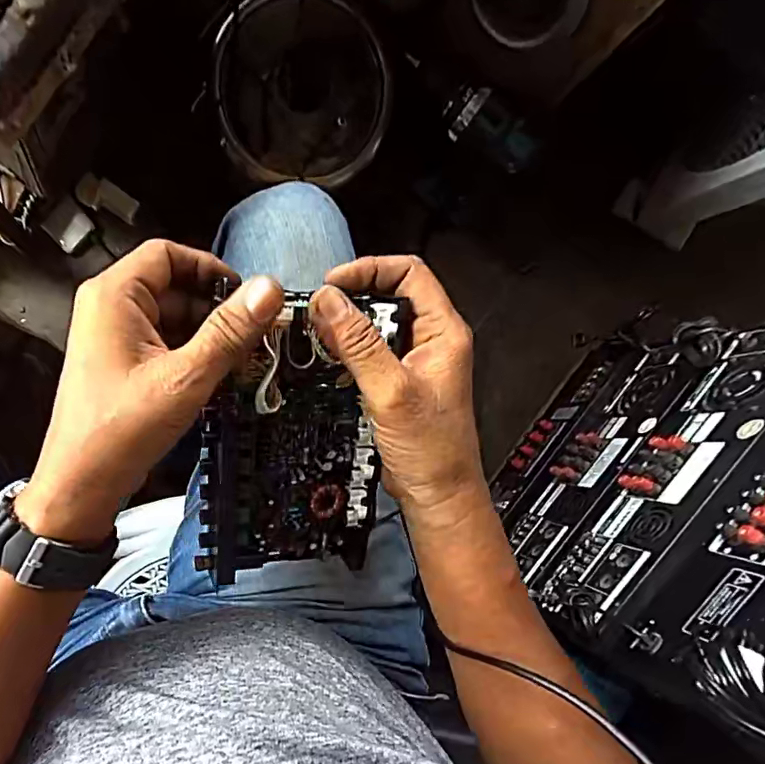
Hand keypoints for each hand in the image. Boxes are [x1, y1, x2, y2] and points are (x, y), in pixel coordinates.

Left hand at [18, 240, 282, 542]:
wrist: (83, 482)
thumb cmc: (117, 431)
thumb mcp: (185, 377)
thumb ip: (229, 332)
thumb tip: (266, 293)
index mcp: (114, 297)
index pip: (168, 254)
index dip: (211, 268)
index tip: (246, 295)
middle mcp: (111, 310)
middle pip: (176, 287)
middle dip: (217, 311)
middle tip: (252, 336)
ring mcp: (117, 338)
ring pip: (175, 319)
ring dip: (210, 337)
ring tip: (239, 362)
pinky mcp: (126, 364)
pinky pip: (167, 345)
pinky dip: (195, 356)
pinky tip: (217, 378)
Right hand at [310, 256, 484, 524]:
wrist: (437, 493)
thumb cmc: (434, 451)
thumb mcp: (391, 391)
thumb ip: (358, 343)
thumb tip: (329, 302)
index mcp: (444, 333)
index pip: (410, 273)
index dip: (370, 270)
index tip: (334, 283)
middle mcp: (432, 343)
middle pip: (389, 296)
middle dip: (352, 299)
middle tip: (320, 312)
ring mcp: (414, 363)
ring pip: (376, 326)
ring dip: (347, 328)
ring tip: (322, 337)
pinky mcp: (398, 383)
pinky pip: (371, 354)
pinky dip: (348, 353)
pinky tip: (333, 363)